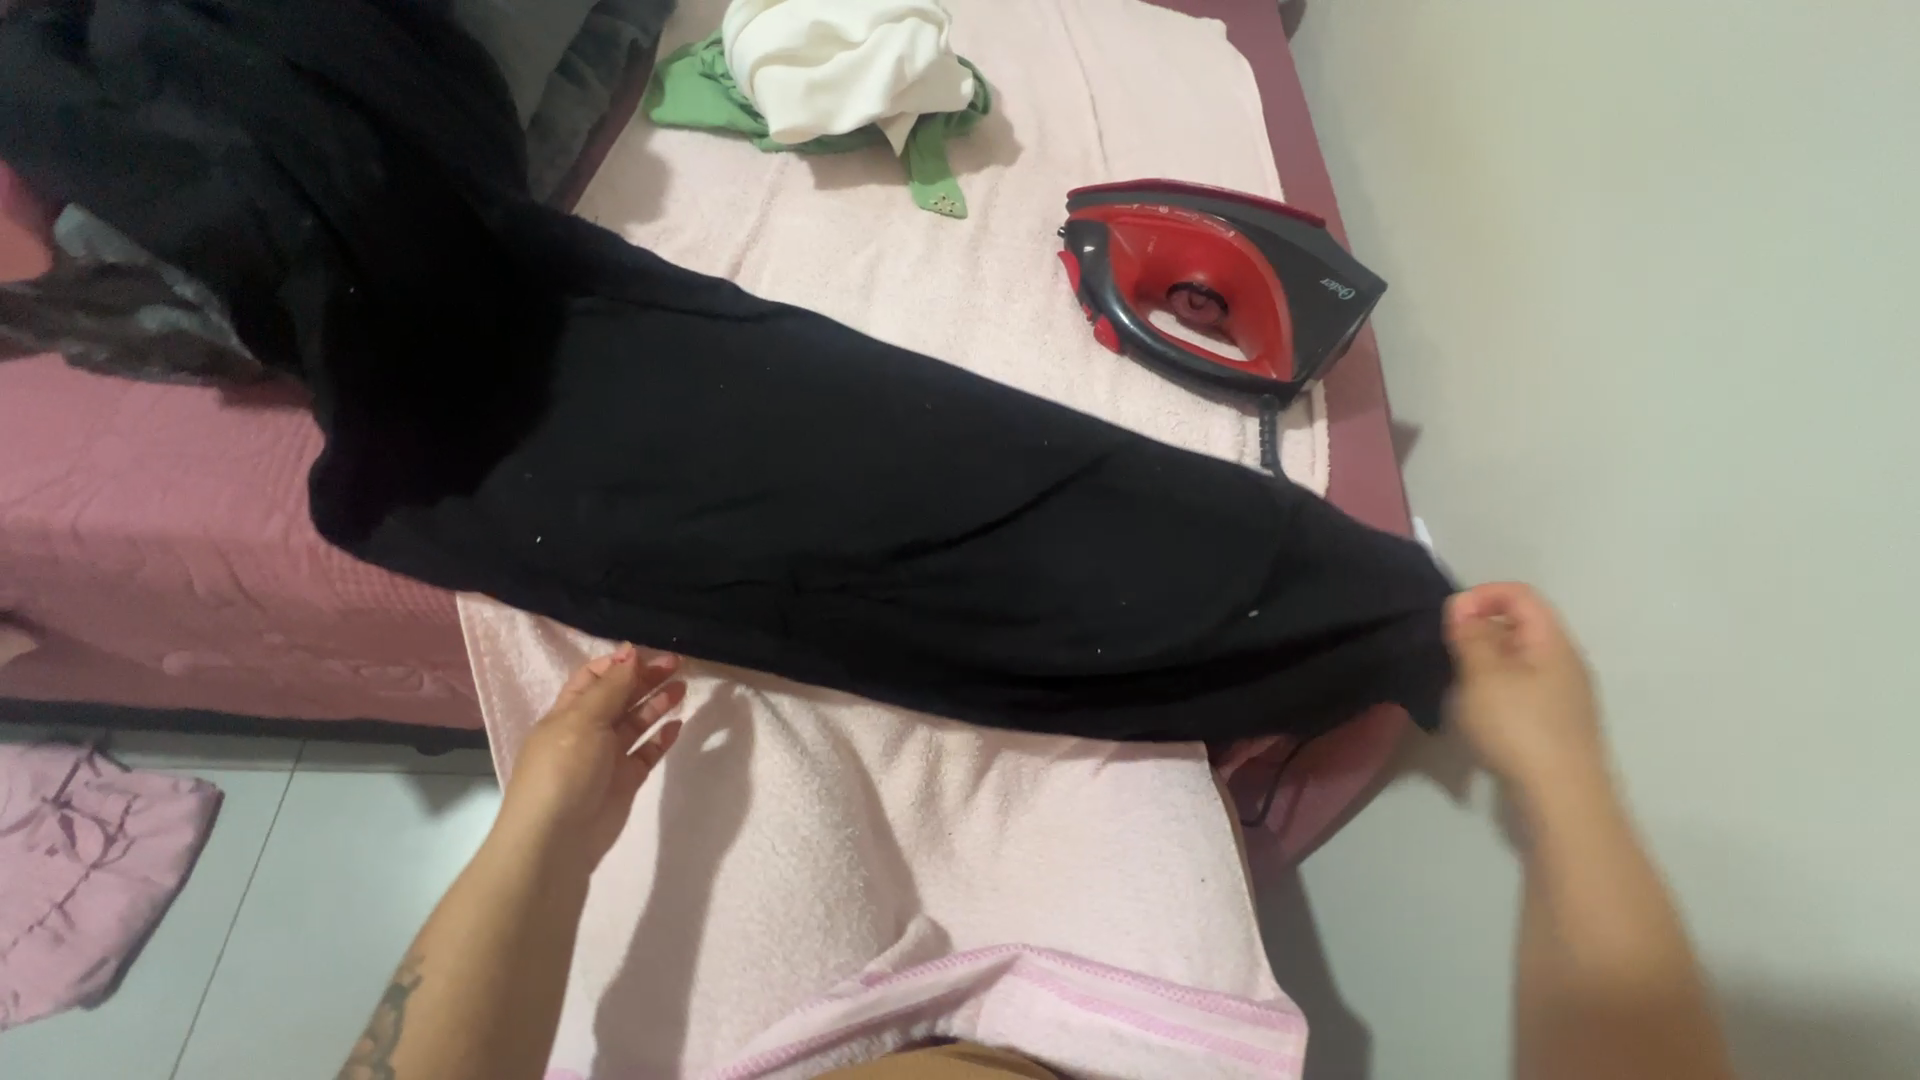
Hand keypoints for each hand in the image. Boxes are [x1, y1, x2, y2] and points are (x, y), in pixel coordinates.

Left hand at [494, 645, 686, 870]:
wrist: (557, 839)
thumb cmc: (563, 771)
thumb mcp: (583, 720)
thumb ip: (612, 686)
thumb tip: (630, 652)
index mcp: (568, 713)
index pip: (594, 677)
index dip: (620, 662)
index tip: (649, 653)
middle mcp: (587, 731)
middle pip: (620, 696)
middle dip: (646, 678)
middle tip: (677, 664)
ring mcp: (607, 757)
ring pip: (636, 722)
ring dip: (657, 703)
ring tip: (683, 688)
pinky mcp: (626, 780)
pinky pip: (647, 752)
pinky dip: (662, 737)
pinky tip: (678, 725)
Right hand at [1445, 583, 1610, 806]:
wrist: (1561, 797)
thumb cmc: (1519, 727)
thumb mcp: (1483, 675)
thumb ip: (1470, 635)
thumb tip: (1462, 607)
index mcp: (1552, 643)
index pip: (1518, 594)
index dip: (1480, 596)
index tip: (1448, 621)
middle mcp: (1562, 661)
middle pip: (1518, 623)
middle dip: (1476, 628)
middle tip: (1446, 652)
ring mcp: (1560, 692)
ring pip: (1515, 656)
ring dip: (1480, 659)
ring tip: (1455, 681)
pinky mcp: (1551, 719)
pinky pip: (1517, 683)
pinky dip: (1490, 684)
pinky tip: (1474, 708)